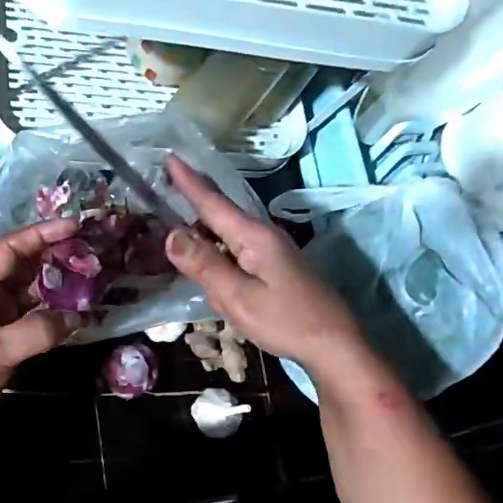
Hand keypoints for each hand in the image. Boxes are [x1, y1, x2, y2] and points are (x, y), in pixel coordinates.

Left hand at [0, 219, 85, 455]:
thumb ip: (38, 330)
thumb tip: (81, 316)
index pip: (12, 248)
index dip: (43, 234)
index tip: (76, 225)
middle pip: (26, 267)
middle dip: (57, 256)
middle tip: (95, 250)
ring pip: (33, 293)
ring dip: (60, 286)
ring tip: (96, 277)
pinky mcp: (5, 342)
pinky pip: (35, 319)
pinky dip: (56, 315)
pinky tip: (82, 313)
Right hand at [163, 156, 367, 373]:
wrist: (334, 345)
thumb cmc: (285, 321)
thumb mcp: (237, 297)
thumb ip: (204, 265)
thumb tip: (171, 233)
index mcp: (253, 237)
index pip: (213, 204)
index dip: (189, 182)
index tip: (170, 157)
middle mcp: (263, 236)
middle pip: (222, 212)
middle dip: (196, 196)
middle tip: (169, 180)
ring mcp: (272, 252)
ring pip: (229, 232)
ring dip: (205, 222)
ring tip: (179, 212)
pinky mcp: (276, 268)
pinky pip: (237, 248)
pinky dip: (218, 244)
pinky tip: (208, 253)